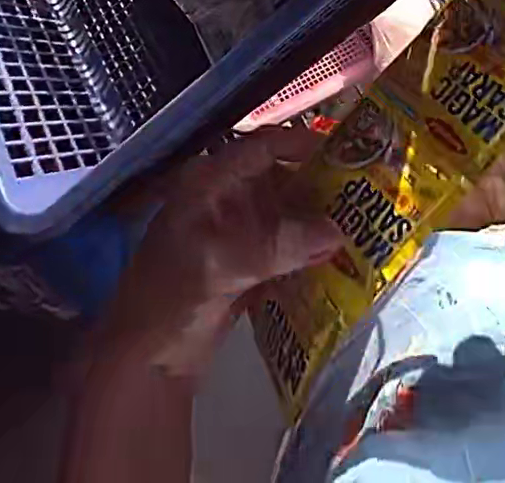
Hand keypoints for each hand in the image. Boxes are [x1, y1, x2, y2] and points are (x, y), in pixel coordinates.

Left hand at [101, 126, 342, 377]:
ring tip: (358, 220)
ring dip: (316, 218)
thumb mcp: (221, 265)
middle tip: (360, 189)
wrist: (143, 362)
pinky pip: (285, 245)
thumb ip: (278, 245)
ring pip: (285, 212)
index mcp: (210, 182)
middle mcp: (226, 198)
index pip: (261, 146)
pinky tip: (336, 255)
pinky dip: (308, 248)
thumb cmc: (170, 297)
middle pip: (279, 178)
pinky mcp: (247, 262)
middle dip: (317, 184)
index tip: (341, 150)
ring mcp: (236, 231)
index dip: (300, 142)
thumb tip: (336, 231)